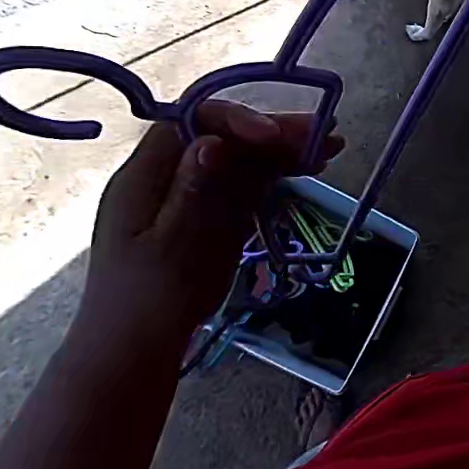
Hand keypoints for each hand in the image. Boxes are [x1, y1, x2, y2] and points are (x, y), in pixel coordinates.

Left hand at [79, 102, 343, 355]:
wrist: (137, 349)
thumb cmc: (147, 301)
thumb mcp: (172, 246)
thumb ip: (194, 190)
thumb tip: (213, 142)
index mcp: (147, 174)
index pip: (191, 122)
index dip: (235, 120)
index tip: (274, 136)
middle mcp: (173, 173)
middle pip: (226, 137)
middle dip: (274, 133)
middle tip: (324, 134)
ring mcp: (197, 191)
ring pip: (244, 157)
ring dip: (285, 149)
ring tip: (331, 147)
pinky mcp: (217, 210)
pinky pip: (250, 181)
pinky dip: (280, 171)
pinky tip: (310, 167)